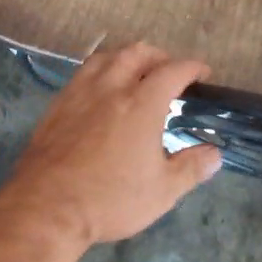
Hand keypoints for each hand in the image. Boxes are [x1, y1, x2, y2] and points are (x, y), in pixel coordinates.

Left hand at [0, 42, 221, 248]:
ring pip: (105, 58)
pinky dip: (99, 72)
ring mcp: (79, 94)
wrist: (46, 208)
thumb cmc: (110, 199)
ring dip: (125, 57)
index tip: (203, 73)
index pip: (173, 71)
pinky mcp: (56, 107)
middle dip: (158, 56)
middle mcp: (111, 88)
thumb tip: (215, 154)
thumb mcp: (162, 191)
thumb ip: (191, 168)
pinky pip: (82, 74)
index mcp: (142, 104)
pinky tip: (99, 91)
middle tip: (168, 70)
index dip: (192, 67)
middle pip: (136, 53)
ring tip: (134, 71)